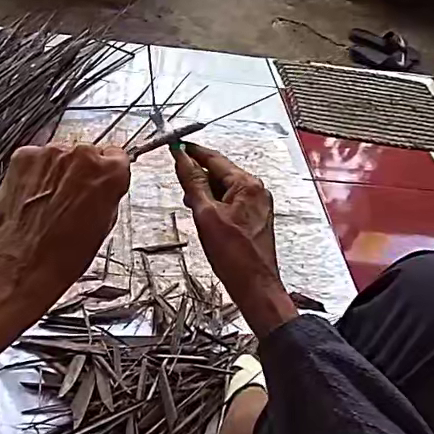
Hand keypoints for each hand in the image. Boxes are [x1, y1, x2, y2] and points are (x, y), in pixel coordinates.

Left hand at [0, 142, 128, 384]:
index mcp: (109, 173)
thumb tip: (102, 191)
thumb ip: (107, 197)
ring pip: (59, 156)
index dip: (107, 174)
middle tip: (73, 200)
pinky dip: (34, 174)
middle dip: (80, 174)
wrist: (23, 264)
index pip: (117, 157)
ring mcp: (50, 154)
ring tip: (50, 204)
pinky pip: (35, 160)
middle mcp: (81, 156)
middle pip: (87, 154)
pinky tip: (34, 199)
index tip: (100, 184)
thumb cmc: (62, 254)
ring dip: (56, 173)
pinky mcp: (23, 158)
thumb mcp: (104, 226)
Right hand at [173, 143, 298, 337]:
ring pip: (223, 188)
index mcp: (248, 185)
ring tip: (189, 202)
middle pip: (220, 172)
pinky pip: (229, 201)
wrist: (255, 286)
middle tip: (177, 176)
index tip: (177, 146)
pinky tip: (202, 214)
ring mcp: (256, 205)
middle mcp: (256, 191)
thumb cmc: (236, 257)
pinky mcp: (253, 218)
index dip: (193, 152)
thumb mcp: (206, 215)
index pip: (215, 159)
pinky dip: (213, 203)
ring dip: (204, 191)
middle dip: (197, 175)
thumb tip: (182, 160)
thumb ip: (193, 184)